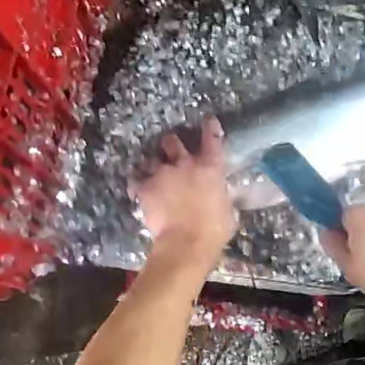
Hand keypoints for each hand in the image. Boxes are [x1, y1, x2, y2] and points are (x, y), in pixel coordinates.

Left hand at [132, 118, 236, 265]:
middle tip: (172, 150)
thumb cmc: (214, 230)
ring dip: (153, 163)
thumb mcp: (229, 211)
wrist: (186, 243)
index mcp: (211, 167)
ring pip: (151, 157)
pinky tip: (138, 186)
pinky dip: (137, 181)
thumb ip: (223, 198)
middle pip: (172, 140)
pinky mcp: (144, 188)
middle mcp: (184, 164)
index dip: (210, 127)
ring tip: (154, 171)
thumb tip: (223, 197)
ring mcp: (161, 173)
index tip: (209, 121)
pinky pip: (135, 178)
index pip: (212, 138)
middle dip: (171, 144)